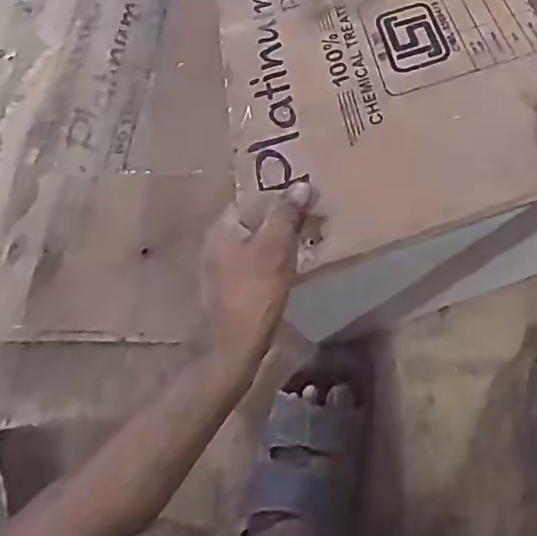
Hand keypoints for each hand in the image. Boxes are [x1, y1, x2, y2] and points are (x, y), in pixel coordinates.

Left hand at [201, 183, 315, 360]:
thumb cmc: (253, 294)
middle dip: (286, 216)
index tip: (311, 197)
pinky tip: (296, 265)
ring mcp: (224, 266)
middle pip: (257, 219)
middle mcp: (219, 241)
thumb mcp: (274, 249)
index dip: (283, 195)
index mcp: (224, 225)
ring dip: (284, 238)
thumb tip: (301, 185)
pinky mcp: (234, 287)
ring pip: (260, 241)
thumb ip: (286, 215)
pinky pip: (260, 261)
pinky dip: (278, 258)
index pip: (256, 196)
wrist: (231, 350)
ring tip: (313, 238)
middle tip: (318, 218)